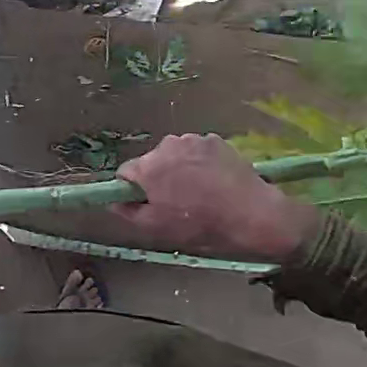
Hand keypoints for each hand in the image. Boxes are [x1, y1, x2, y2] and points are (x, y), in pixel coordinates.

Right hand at [114, 134, 319, 262]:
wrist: (251, 214)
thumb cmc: (200, 224)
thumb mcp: (156, 227)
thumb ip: (128, 212)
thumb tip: (114, 201)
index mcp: (148, 167)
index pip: (126, 172)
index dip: (133, 189)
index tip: (147, 202)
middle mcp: (167, 145)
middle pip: (152, 161)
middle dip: (158, 177)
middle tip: (177, 200)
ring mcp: (194, 140)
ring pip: (175, 154)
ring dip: (180, 169)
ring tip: (199, 191)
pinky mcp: (216, 139)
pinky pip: (197, 150)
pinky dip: (200, 163)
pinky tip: (214, 181)